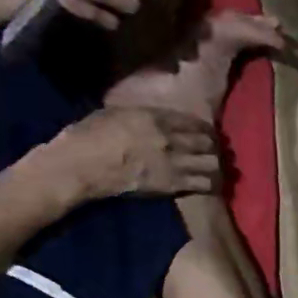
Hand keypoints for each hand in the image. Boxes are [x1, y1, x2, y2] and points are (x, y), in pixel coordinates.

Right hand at [37, 107, 218, 201]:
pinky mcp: (174, 184)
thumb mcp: (114, 114)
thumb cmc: (88, 137)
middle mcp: (170, 139)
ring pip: (212, 163)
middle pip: (207, 142)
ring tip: (215, 167)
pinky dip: (212, 183)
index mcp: (154, 118)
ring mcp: (174, 162)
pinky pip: (205, 183)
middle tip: (215, 151)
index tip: (208, 133)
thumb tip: (155, 118)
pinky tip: (212, 183)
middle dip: (214, 146)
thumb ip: (141, 116)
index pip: (192, 122)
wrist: (82, 166)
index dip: (204, 128)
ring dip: (216, 164)